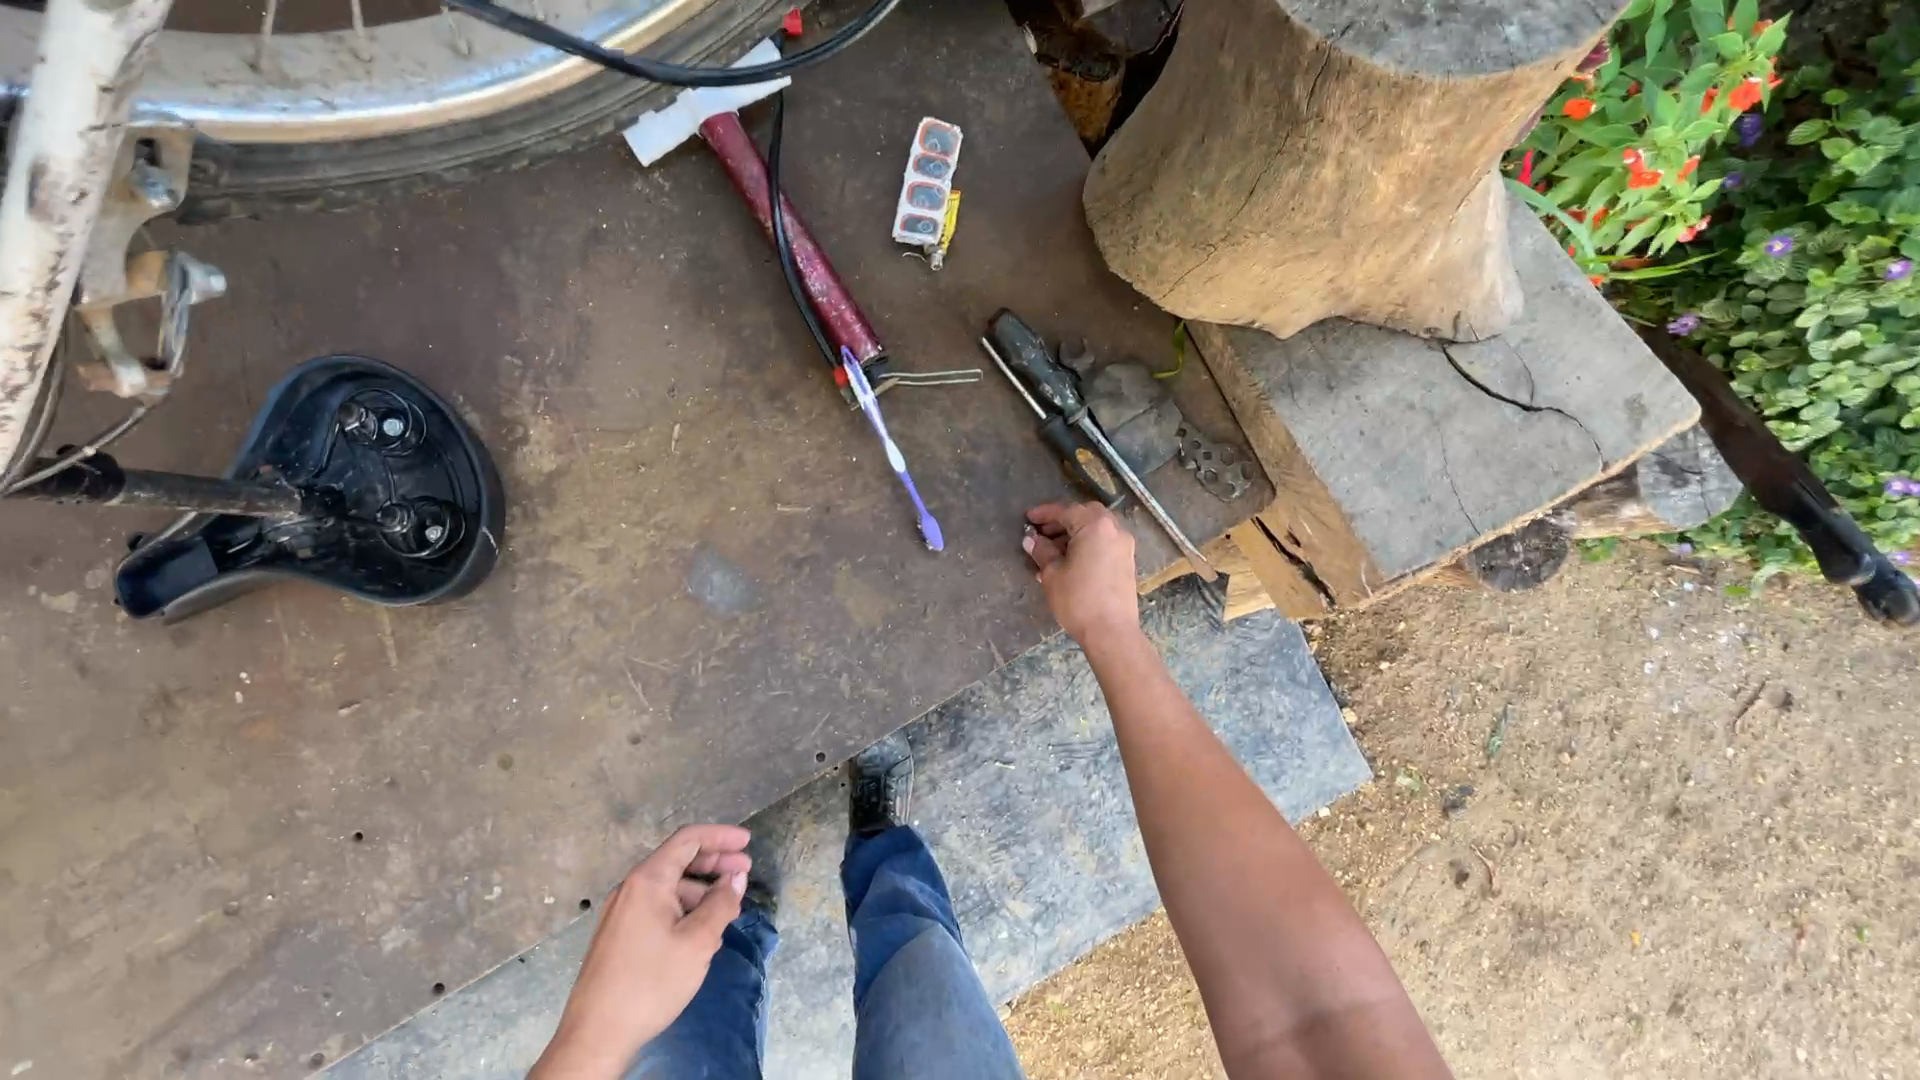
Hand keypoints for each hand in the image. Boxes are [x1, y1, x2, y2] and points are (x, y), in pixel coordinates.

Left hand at [531, 825, 751, 1079]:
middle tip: (745, 871)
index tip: (746, 842)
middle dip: (715, 862)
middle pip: (678, 860)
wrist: (596, 1037)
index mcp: (648, 881)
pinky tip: (701, 931)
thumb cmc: (650, 983)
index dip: (720, 836)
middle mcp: (631, 889)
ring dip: (701, 890)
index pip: (688, 840)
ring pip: (669, 888)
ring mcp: (621, 913)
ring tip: (728, 909)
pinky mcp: (619, 935)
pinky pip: (658, 907)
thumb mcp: (698, 942)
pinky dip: (684, 908)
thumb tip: (736, 878)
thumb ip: (721, 904)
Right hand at [1022, 502, 1140, 647]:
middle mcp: (1114, 529)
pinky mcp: (1127, 561)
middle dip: (1062, 521)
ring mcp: (1124, 545)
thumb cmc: (1078, 599)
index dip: (1045, 514)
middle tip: (1042, 532)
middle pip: (1085, 515)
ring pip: (1097, 529)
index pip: (1066, 511)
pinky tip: (1071, 561)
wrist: (1111, 631)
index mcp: (1095, 526)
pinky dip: (1088, 544)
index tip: (1029, 519)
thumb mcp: (1052, 574)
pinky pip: (1104, 542)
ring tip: (1053, 550)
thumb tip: (1031, 540)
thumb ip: (1042, 551)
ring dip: (1076, 533)